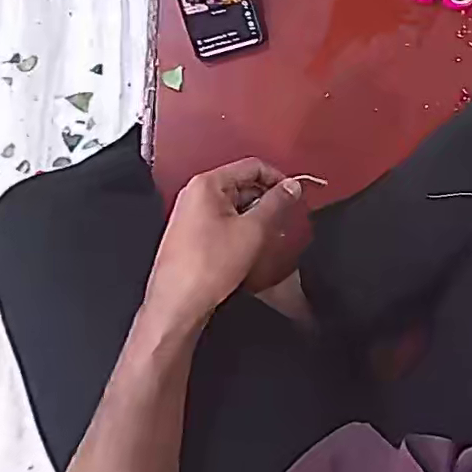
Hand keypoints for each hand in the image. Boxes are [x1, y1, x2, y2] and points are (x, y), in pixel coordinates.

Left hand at [144, 159, 311, 329]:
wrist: (177, 305)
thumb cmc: (206, 269)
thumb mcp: (254, 230)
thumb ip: (277, 202)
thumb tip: (292, 186)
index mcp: (207, 185)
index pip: (253, 166)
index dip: (278, 179)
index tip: (293, 195)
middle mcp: (196, 195)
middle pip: (244, 184)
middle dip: (267, 200)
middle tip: (284, 218)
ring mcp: (192, 214)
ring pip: (236, 204)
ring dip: (256, 216)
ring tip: (269, 237)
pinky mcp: (193, 234)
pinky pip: (225, 220)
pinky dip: (242, 228)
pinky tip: (251, 248)